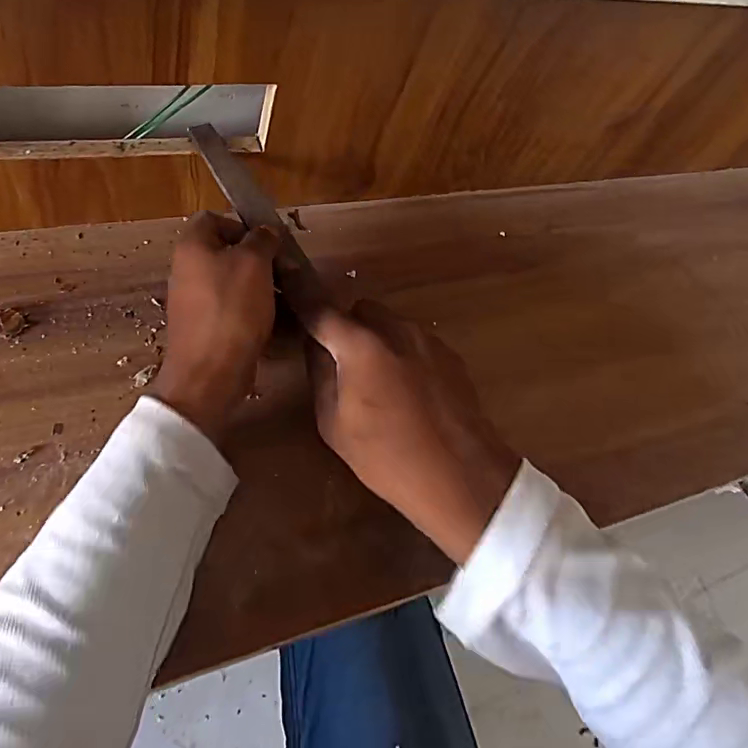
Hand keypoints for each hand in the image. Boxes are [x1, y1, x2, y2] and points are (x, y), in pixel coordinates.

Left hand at [149, 212, 281, 444]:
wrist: (211, 373)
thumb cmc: (231, 309)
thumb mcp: (254, 263)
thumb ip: (262, 239)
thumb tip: (266, 231)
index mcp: (191, 247)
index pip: (213, 218)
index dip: (241, 224)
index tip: (267, 242)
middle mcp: (187, 270)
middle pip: (226, 252)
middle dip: (259, 259)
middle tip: (284, 270)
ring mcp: (194, 301)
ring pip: (233, 283)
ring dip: (261, 287)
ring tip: (287, 298)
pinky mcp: (205, 328)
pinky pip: (233, 310)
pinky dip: (253, 313)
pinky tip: (277, 323)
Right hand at [306, 301, 521, 563]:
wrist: (462, 477)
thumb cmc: (387, 457)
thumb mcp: (333, 423)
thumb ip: (320, 372)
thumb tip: (315, 343)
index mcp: (360, 345)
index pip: (319, 307)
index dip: (299, 289)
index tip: (285, 269)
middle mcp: (395, 329)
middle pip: (359, 311)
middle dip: (346, 329)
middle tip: (342, 366)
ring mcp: (427, 339)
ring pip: (388, 324)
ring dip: (375, 341)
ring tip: (378, 386)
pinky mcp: (449, 353)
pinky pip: (412, 341)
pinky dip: (401, 355)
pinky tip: (407, 394)